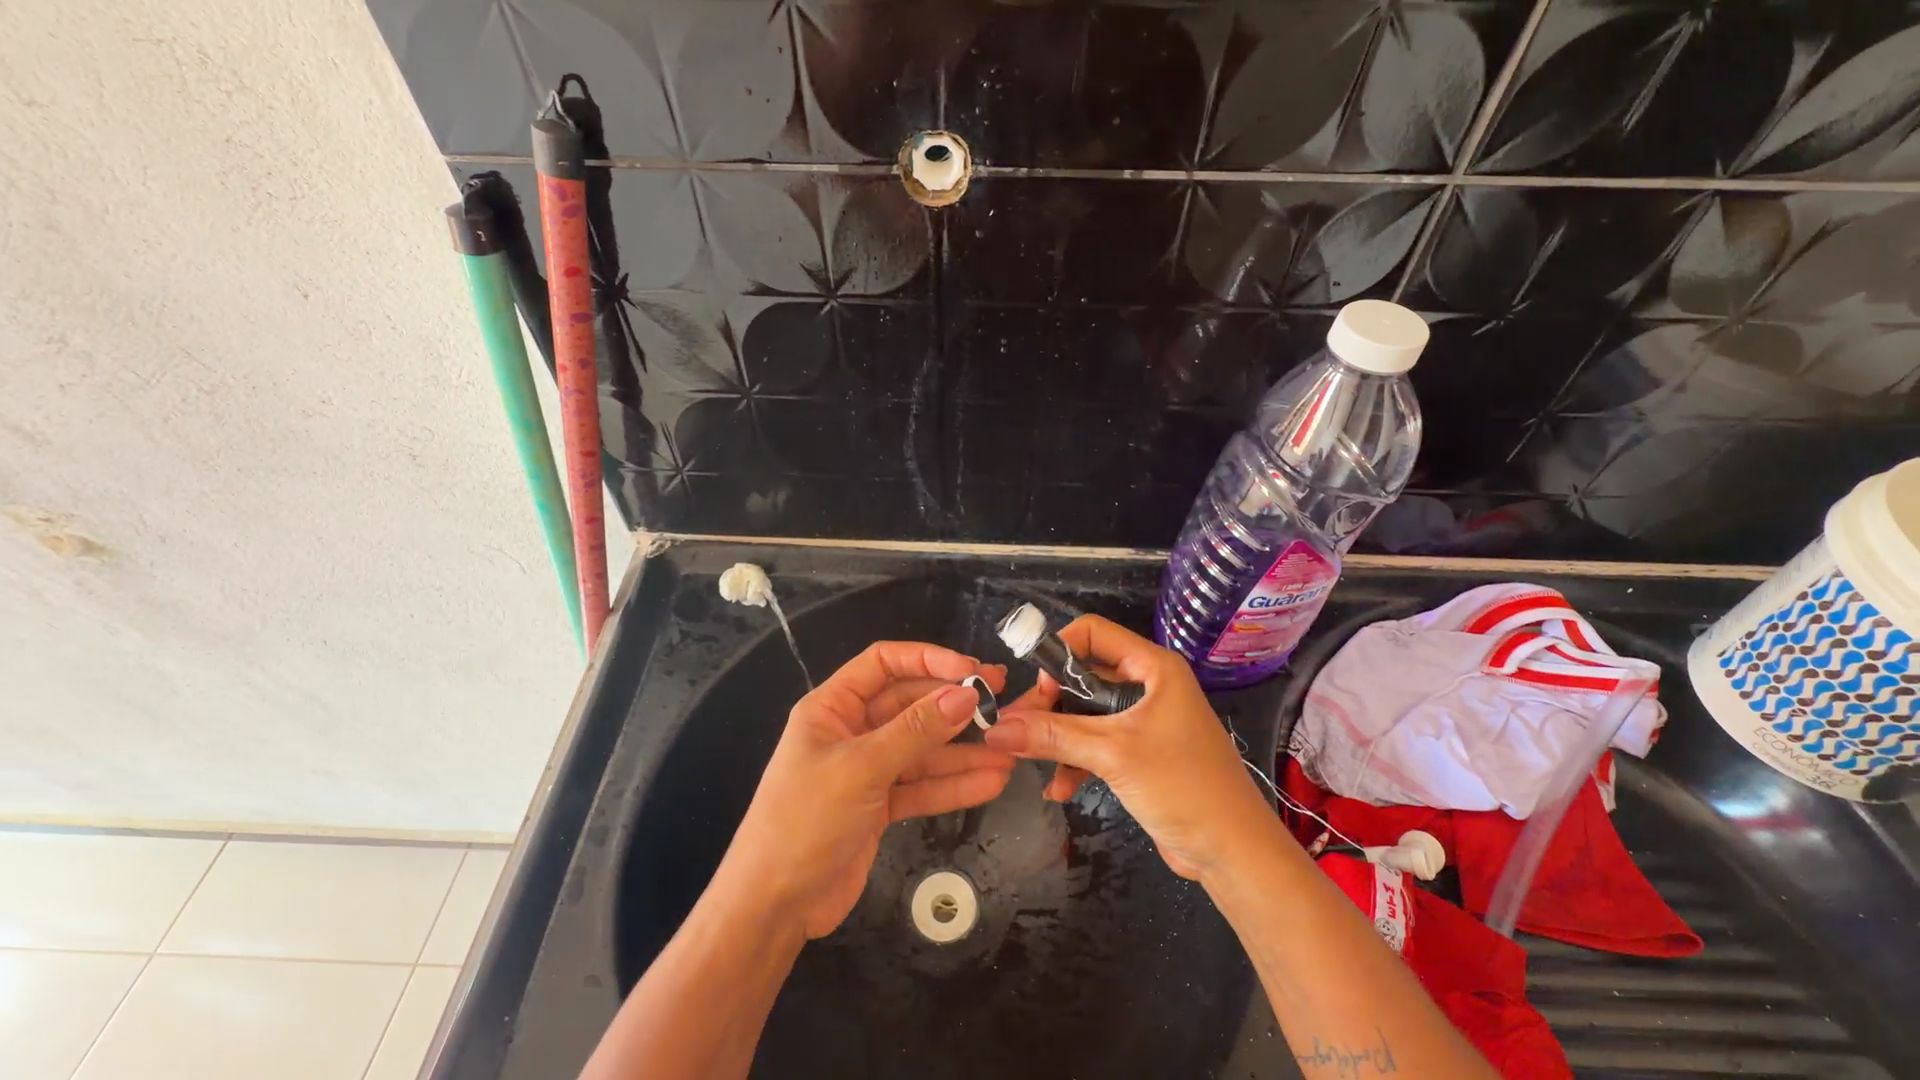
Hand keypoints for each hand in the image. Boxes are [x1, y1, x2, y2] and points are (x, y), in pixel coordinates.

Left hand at [716, 643, 1016, 939]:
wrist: (774, 903)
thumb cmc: (805, 820)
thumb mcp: (861, 769)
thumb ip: (916, 731)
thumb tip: (965, 694)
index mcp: (832, 708)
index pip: (883, 664)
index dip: (927, 660)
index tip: (971, 670)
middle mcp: (851, 731)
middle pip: (910, 705)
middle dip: (954, 706)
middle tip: (1003, 703)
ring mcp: (867, 770)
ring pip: (923, 750)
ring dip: (963, 751)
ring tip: (1010, 751)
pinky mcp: (880, 807)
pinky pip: (922, 786)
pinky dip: (953, 785)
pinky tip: (991, 782)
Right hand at [986, 616, 1268, 879]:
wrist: (1232, 850)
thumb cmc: (1182, 785)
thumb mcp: (1113, 754)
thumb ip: (1053, 737)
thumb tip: (995, 730)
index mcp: (1152, 668)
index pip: (1092, 633)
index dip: (1059, 653)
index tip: (1038, 691)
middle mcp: (1148, 686)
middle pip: (1082, 677)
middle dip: (1049, 705)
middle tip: (1016, 732)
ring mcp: (1143, 722)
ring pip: (1084, 715)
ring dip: (1057, 738)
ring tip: (1025, 761)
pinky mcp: (1139, 755)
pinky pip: (1095, 745)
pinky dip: (1074, 762)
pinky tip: (1058, 789)